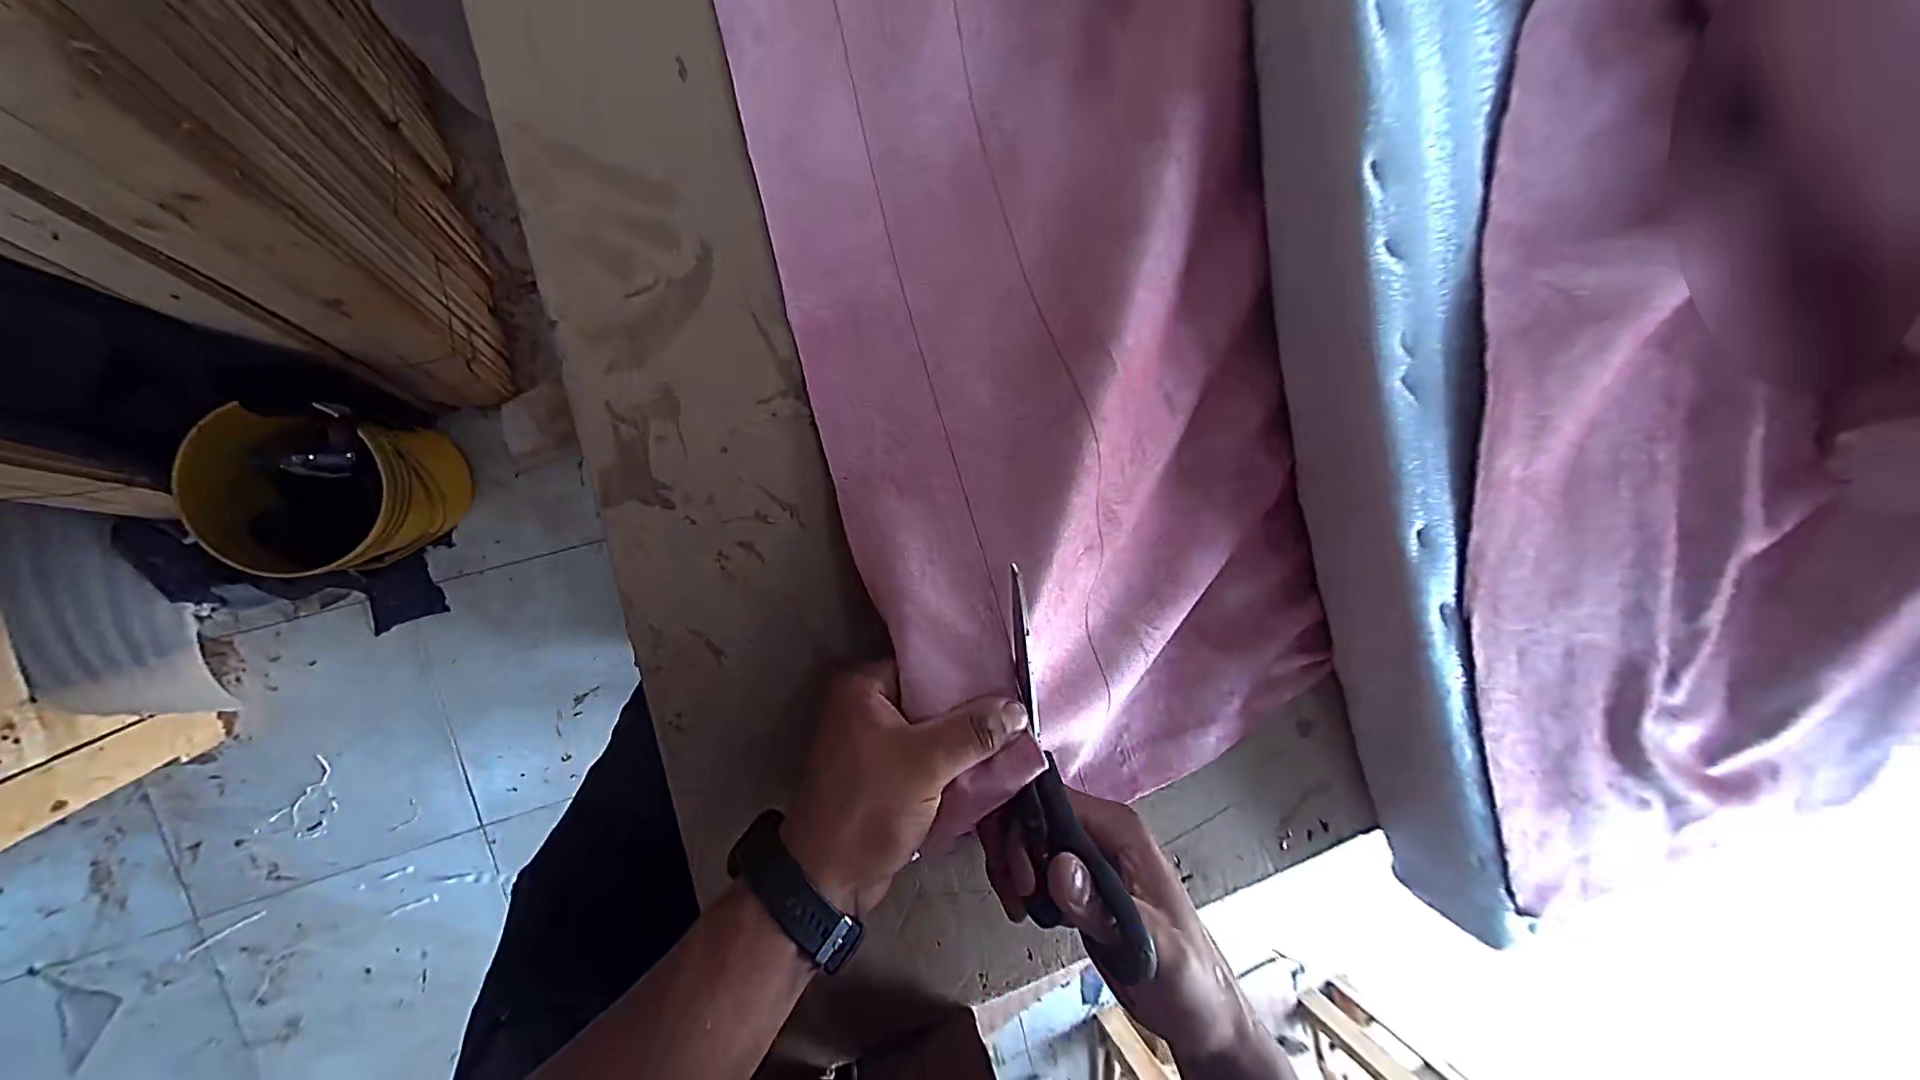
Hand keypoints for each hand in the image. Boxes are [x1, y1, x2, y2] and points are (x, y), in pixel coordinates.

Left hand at [783, 662, 1029, 916]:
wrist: (831, 882)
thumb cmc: (866, 810)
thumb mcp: (926, 763)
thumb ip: (974, 732)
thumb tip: (1015, 710)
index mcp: (863, 687)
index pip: (925, 665)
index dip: (967, 672)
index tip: (1006, 678)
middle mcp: (866, 707)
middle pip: (933, 698)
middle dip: (972, 710)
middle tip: (1014, 711)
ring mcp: (875, 741)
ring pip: (934, 730)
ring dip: (967, 740)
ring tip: (1010, 736)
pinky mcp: (887, 773)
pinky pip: (929, 756)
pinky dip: (954, 763)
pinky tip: (987, 764)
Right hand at [981, 791, 1288, 1077]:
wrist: (1198, 1009)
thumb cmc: (1189, 976)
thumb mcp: (1151, 946)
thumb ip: (1103, 907)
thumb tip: (1059, 866)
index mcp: (1121, 828)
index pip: (1053, 799)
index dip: (1025, 829)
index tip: (1021, 875)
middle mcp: (1101, 831)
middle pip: (1033, 811)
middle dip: (1011, 847)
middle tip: (1017, 893)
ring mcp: (1087, 853)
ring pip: (1026, 834)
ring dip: (1009, 865)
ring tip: (1020, 906)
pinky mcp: (1076, 879)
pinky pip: (1031, 860)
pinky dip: (1016, 881)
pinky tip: (1025, 910)